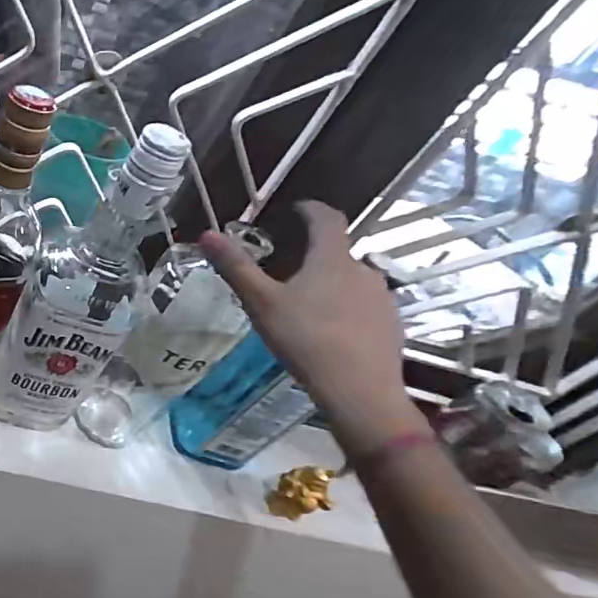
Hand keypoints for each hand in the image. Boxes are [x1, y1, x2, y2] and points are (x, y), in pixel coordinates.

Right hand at [200, 201, 428, 452]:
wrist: (358, 389)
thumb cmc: (304, 340)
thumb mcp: (261, 303)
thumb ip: (236, 268)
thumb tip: (207, 234)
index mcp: (331, 260)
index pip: (327, 220)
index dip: (311, 210)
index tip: (297, 209)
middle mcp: (363, 271)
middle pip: (337, 254)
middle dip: (313, 257)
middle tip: (286, 273)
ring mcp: (381, 298)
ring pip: (350, 281)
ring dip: (329, 285)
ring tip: (304, 306)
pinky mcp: (390, 323)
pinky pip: (363, 306)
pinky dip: (344, 309)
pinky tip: (328, 332)